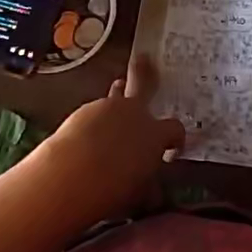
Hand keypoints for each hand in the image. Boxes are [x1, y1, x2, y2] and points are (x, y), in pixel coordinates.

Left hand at [36, 50, 184, 216]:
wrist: (75, 171)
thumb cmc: (114, 187)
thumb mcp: (139, 194)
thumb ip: (148, 187)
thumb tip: (153, 193)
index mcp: (155, 134)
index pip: (175, 129)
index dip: (175, 139)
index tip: (170, 151)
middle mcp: (134, 113)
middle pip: (143, 82)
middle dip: (144, 71)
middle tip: (144, 58)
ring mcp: (109, 106)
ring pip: (116, 92)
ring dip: (117, 95)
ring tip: (116, 93)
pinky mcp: (85, 108)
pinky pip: (96, 109)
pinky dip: (96, 117)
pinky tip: (88, 133)